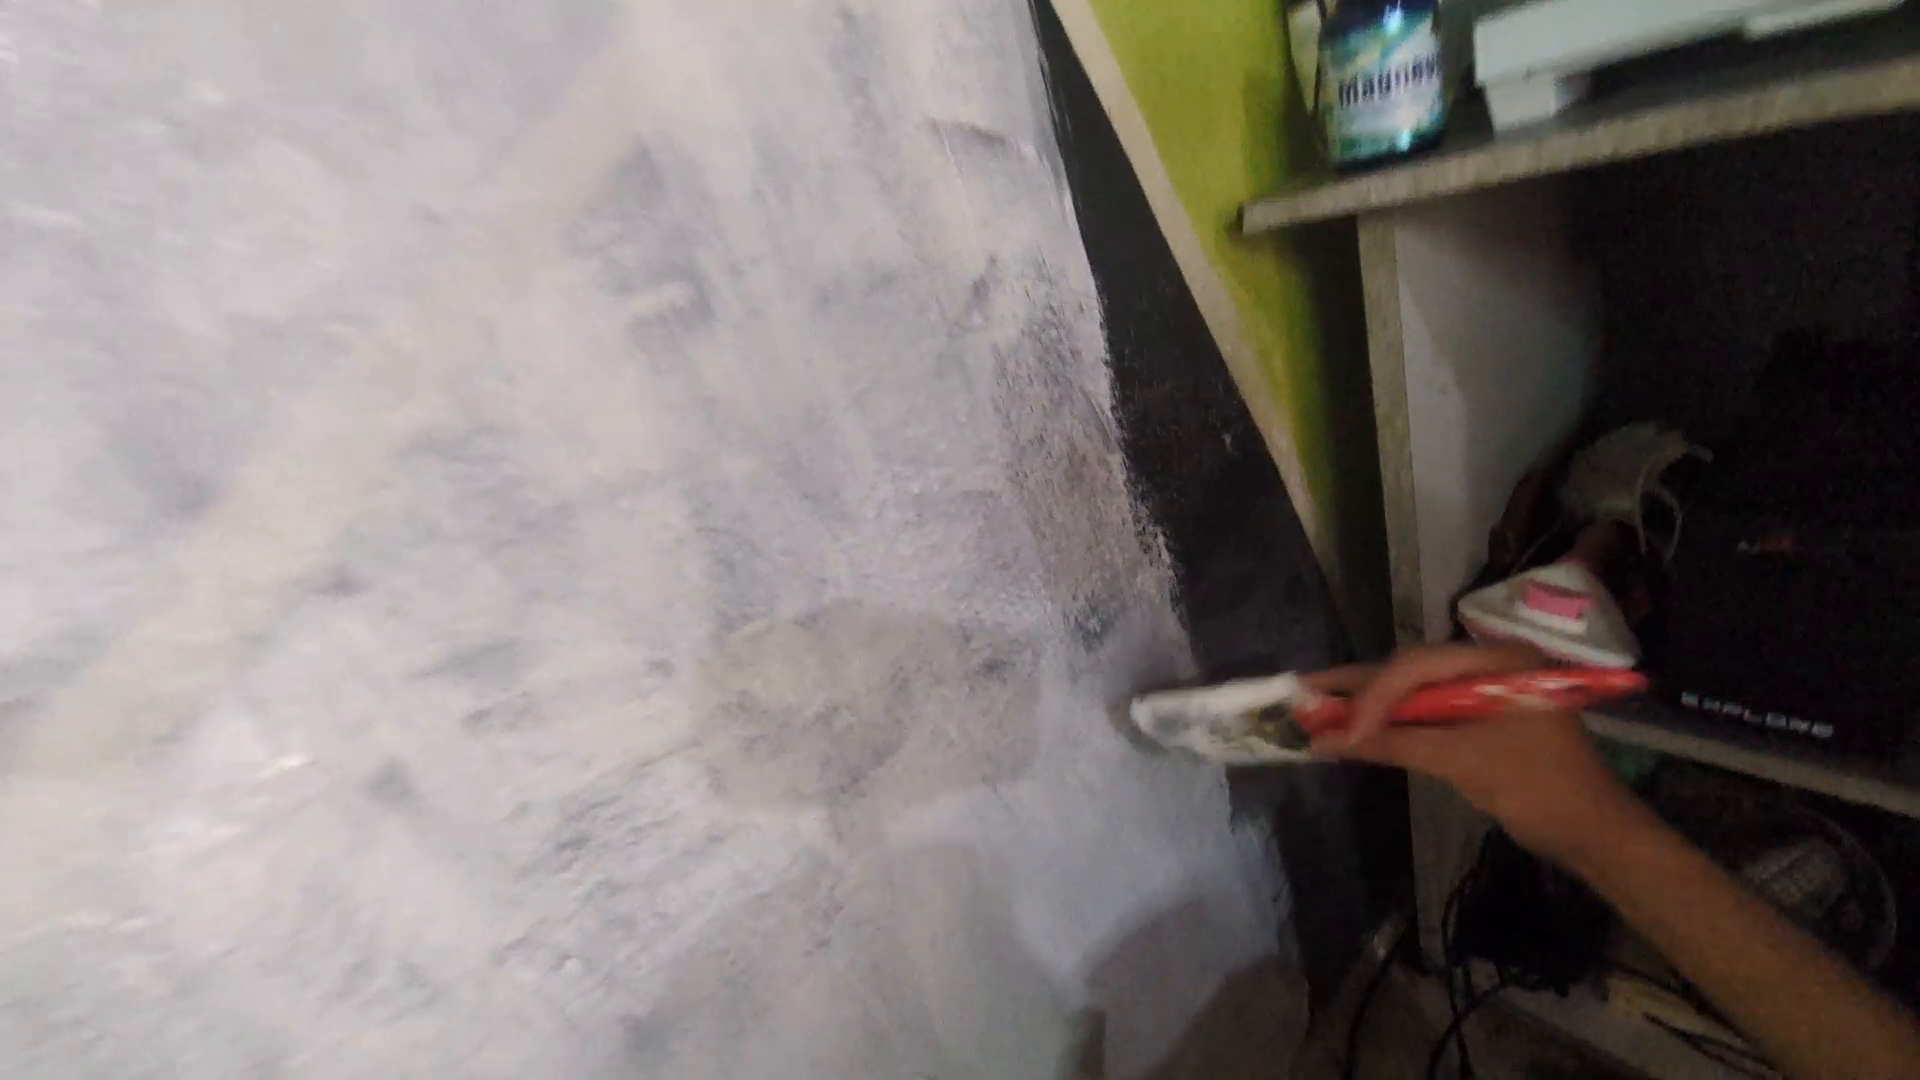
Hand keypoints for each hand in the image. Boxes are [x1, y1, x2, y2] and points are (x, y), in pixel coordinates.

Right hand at [1307, 643, 1641, 865]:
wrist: (1596, 836)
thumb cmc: (1537, 790)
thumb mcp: (1462, 763)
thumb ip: (1392, 744)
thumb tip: (1323, 741)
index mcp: (1497, 660)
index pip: (1417, 666)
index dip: (1372, 696)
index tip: (1339, 729)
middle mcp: (1487, 664)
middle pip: (1409, 671)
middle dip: (1360, 691)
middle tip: (1306, 696)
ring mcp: (1482, 688)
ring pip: (1411, 690)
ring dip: (1369, 706)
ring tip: (1318, 709)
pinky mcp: (1476, 713)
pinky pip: (1423, 709)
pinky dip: (1391, 721)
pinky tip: (1354, 727)